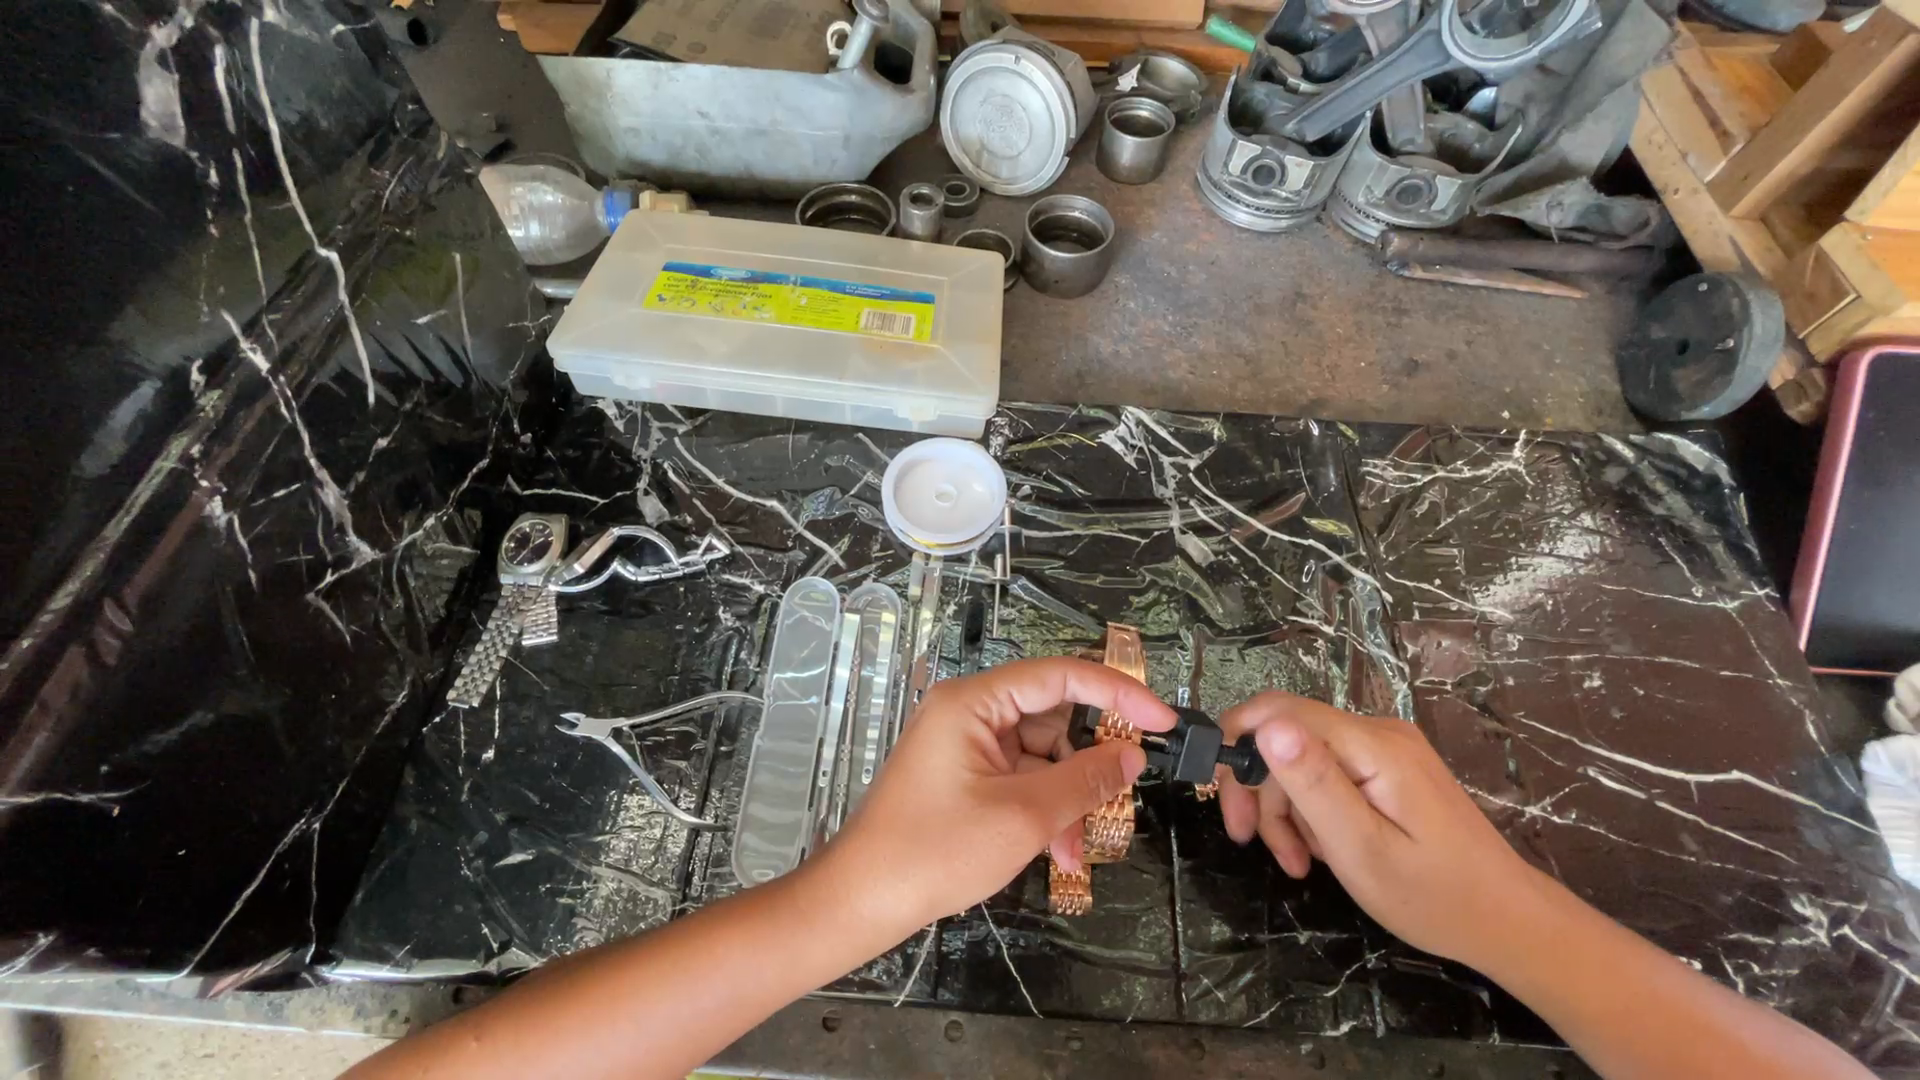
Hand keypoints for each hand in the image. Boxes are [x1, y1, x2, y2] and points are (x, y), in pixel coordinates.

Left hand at [821, 657, 1175, 934]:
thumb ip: (1084, 781)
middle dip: (1086, 764)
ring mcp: (966, 744)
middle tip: (1122, 796)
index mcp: (974, 701)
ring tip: (1076, 851)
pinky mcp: (965, 775)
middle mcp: (969, 711)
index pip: (1058, 676)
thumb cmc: (936, 850)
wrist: (863, 900)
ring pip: (1041, 756)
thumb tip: (1133, 757)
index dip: (1116, 693)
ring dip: (1067, 799)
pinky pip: (1020, 779)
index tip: (1161, 720)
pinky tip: (1057, 853)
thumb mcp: (1023, 817)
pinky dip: (1043, 810)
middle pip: (1051, 719)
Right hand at [1216, 692, 1541, 964]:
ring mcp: (1383, 749)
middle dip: (1258, 788)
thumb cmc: (1433, 896)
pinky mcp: (1385, 768)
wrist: (1508, 924)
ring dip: (1284, 809)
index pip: (1278, 709)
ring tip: (1294, 862)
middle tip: (1246, 840)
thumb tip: (1266, 725)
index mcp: (1372, 746)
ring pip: (1300, 759)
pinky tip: (1316, 850)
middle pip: (1285, 736)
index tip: (1220, 793)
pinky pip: (1325, 774)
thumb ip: (1313, 783)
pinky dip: (1310, 811)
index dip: (1237, 742)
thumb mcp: (1361, 848)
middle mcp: (1376, 732)